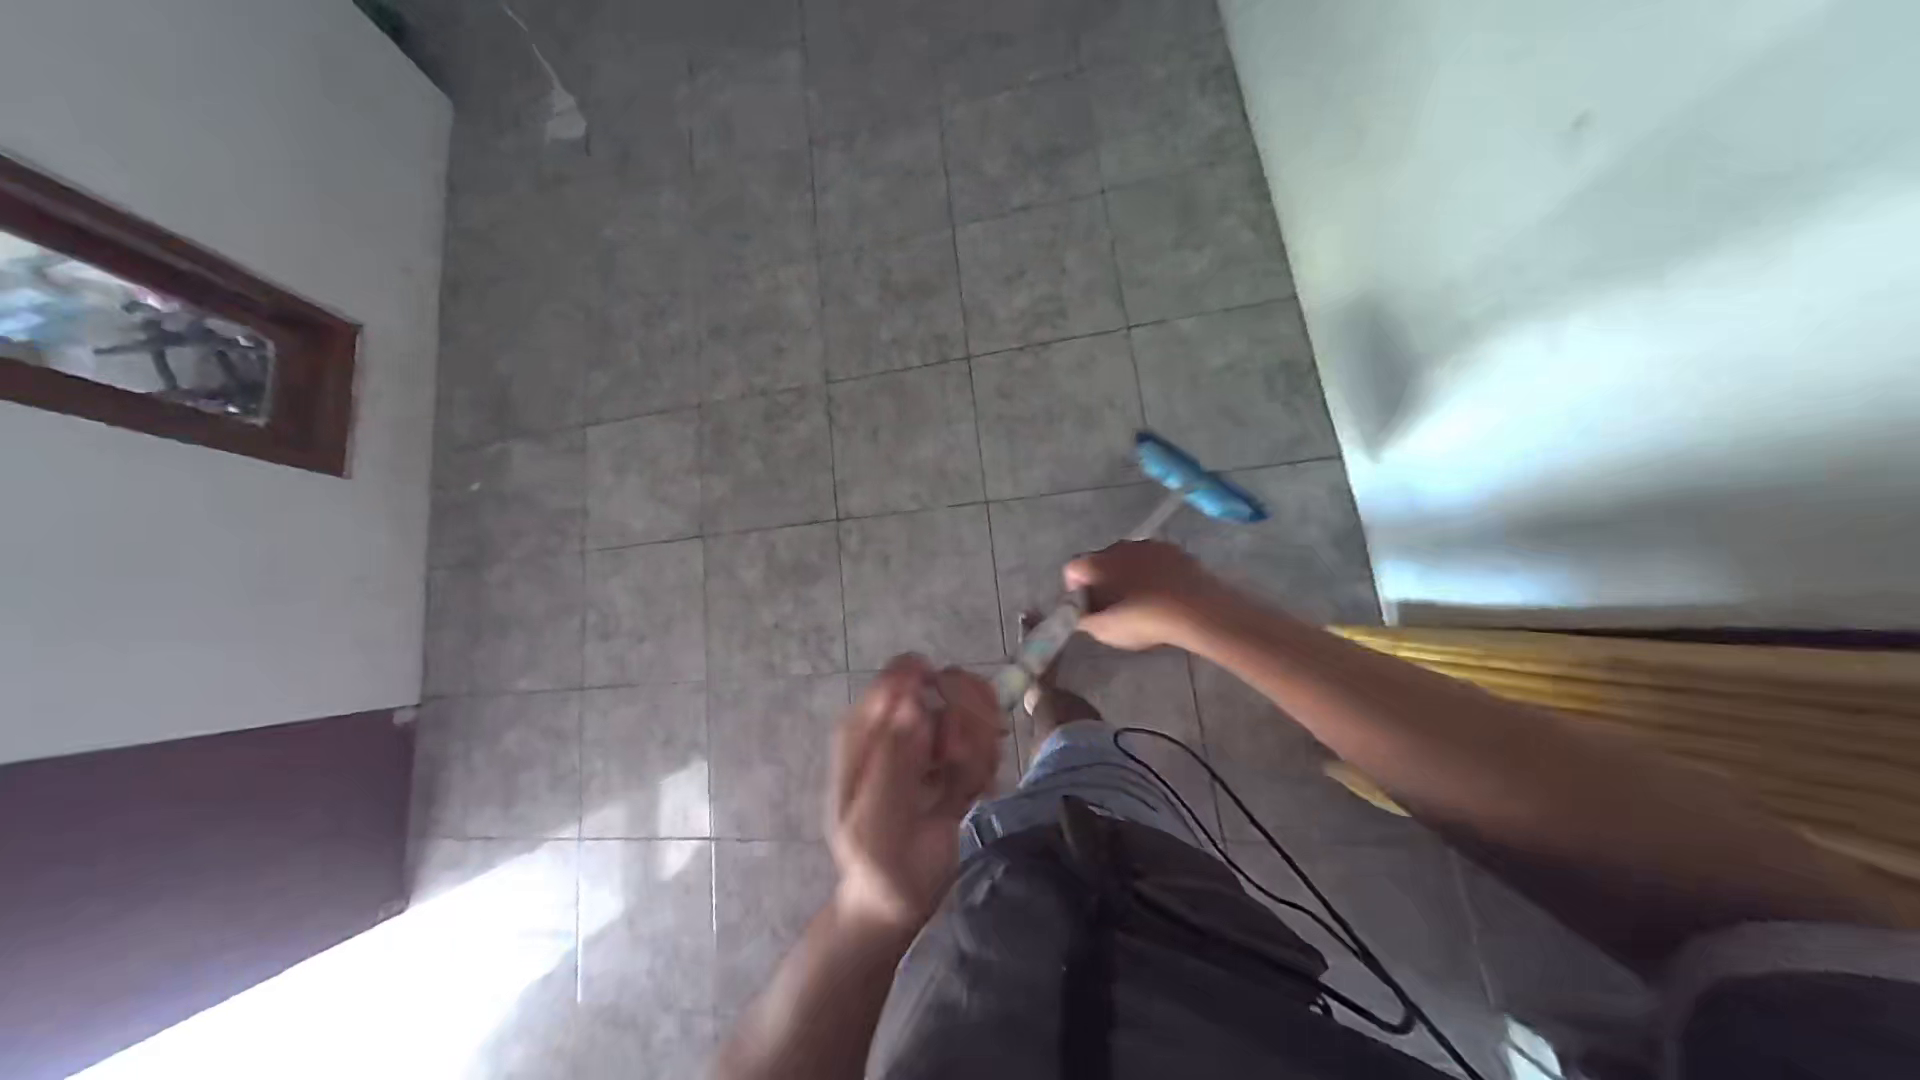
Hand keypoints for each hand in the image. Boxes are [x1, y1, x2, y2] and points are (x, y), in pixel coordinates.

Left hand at [825, 654, 1001, 932]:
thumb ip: (893, 762)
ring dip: (979, 748)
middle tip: (953, 764)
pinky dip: (986, 765)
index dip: (937, 693)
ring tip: (962, 788)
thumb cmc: (877, 864)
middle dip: (965, 724)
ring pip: (976, 705)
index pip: (905, 673)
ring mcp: (929, 735)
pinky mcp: (956, 752)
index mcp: (866, 727)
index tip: (947, 741)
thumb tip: (914, 702)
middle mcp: (899, 720)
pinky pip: (988, 736)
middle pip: (950, 681)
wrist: (899, 898)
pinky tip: (970, 794)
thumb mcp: (875, 824)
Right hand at [1064, 540, 1231, 650]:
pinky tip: (1165, 593)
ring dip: (1129, 574)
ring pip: (1129, 558)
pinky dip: (1155, 572)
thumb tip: (1079, 614)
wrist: (1198, 610)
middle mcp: (1118, 546)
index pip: (1071, 569)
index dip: (1074, 588)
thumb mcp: (1106, 631)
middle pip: (1100, 561)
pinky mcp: (1175, 549)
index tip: (1087, 607)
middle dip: (1103, 580)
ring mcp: (1148, 545)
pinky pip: (1155, 560)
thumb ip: (1085, 620)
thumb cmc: (1144, 621)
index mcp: (1096, 563)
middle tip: (1114, 607)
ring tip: (1143, 601)